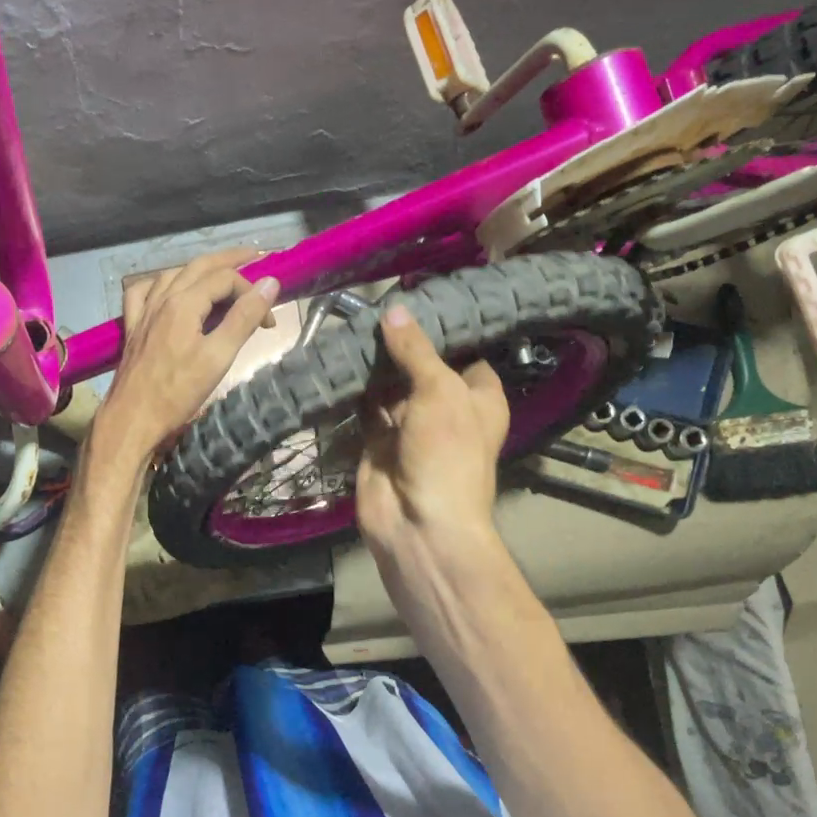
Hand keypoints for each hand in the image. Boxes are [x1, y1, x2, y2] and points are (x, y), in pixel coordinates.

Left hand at [93, 248, 281, 462]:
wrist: (132, 419)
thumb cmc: (177, 392)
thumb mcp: (218, 357)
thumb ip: (243, 318)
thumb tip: (269, 283)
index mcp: (184, 303)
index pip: (225, 279)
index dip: (252, 293)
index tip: (269, 322)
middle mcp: (161, 299)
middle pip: (199, 267)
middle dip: (230, 260)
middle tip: (257, 256)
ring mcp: (144, 312)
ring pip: (173, 275)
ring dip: (199, 270)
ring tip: (220, 272)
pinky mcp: (133, 328)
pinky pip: (143, 293)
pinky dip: (159, 284)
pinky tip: (166, 290)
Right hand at [355, 303, 509, 551]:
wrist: (418, 522)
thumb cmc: (446, 453)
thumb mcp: (439, 391)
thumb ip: (415, 351)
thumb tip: (393, 310)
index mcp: (476, 395)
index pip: (464, 350)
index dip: (442, 326)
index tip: (416, 294)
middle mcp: (445, 407)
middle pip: (421, 365)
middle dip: (400, 342)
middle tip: (373, 304)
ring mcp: (409, 426)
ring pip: (389, 385)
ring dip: (374, 364)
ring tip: (351, 324)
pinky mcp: (377, 441)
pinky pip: (365, 407)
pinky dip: (354, 389)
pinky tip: (340, 359)